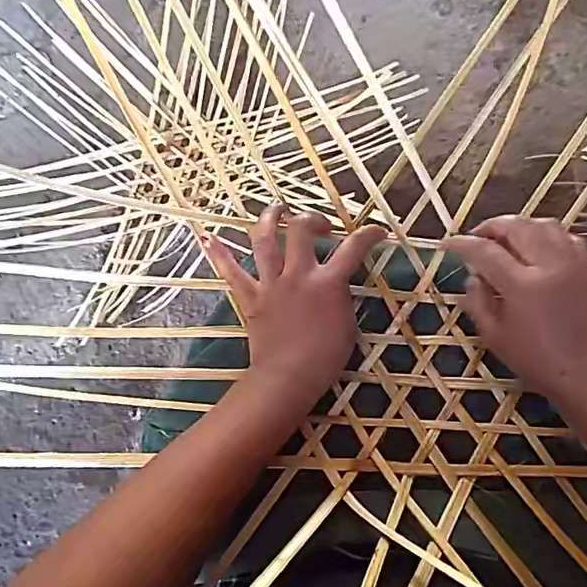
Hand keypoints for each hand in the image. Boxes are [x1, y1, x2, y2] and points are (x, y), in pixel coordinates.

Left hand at [203, 205, 386, 403]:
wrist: (289, 377)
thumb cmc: (326, 358)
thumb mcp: (348, 325)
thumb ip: (341, 298)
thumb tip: (336, 286)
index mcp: (328, 283)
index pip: (354, 248)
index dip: (369, 234)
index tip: (377, 232)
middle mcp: (298, 275)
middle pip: (301, 230)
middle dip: (312, 219)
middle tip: (320, 226)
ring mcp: (272, 284)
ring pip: (266, 240)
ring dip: (270, 219)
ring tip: (277, 208)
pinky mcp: (251, 298)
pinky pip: (232, 273)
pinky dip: (219, 254)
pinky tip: (208, 237)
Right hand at [443, 216, 586, 406]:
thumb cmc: (537, 361)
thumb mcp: (495, 337)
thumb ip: (478, 302)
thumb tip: (473, 276)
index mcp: (522, 286)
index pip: (485, 251)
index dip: (462, 244)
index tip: (447, 244)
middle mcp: (549, 265)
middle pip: (516, 226)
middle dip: (490, 227)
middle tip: (475, 238)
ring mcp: (572, 263)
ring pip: (542, 224)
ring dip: (518, 226)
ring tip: (504, 239)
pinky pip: (564, 236)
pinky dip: (545, 233)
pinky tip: (535, 246)